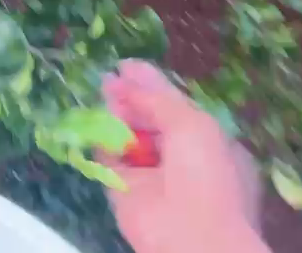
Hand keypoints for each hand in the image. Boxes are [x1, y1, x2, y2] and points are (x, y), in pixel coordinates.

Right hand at [98, 60, 268, 252]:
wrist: (193, 239)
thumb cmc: (206, 175)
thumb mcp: (190, 123)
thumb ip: (154, 98)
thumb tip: (122, 78)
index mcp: (210, 144)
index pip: (176, 107)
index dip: (152, 85)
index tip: (125, 66)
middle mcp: (182, 159)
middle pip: (149, 118)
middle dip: (130, 97)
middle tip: (108, 78)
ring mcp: (152, 175)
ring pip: (127, 135)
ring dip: (114, 114)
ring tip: (101, 91)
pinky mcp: (124, 188)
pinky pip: (108, 156)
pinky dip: (99, 138)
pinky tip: (92, 117)